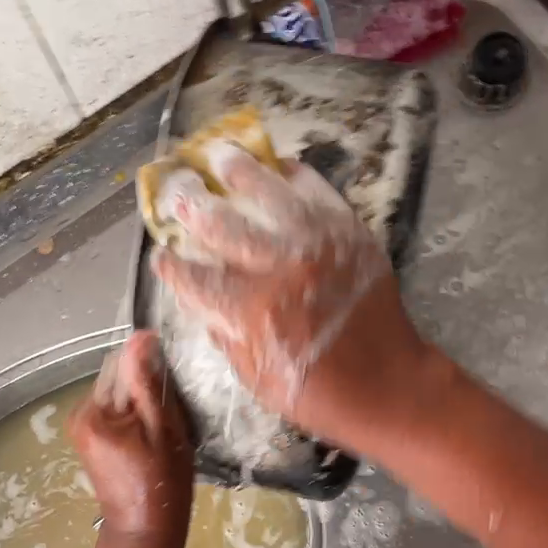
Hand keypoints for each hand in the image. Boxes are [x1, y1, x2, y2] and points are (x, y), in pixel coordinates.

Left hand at [70, 331, 194, 535]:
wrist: (143, 529)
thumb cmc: (161, 483)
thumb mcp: (163, 429)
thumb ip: (147, 383)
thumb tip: (140, 337)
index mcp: (94, 411)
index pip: (121, 363)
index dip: (150, 368)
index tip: (172, 385)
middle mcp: (79, 413)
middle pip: (116, 378)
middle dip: (143, 387)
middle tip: (168, 415)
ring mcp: (80, 426)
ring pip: (116, 393)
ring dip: (138, 402)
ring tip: (159, 428)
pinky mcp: (87, 437)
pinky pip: (112, 411)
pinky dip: (130, 416)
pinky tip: (147, 437)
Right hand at [149, 139, 445, 449]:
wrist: (387, 384)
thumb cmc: (318, 393)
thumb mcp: (257, 380)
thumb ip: (226, 337)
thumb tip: (203, 304)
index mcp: (251, 312)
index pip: (196, 278)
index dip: (172, 265)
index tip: (160, 255)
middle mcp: (280, 269)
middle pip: (223, 225)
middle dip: (192, 206)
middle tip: (177, 190)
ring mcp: (317, 246)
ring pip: (270, 194)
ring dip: (240, 172)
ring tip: (221, 155)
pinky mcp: (349, 235)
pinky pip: (318, 193)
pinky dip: (297, 177)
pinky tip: (281, 167)